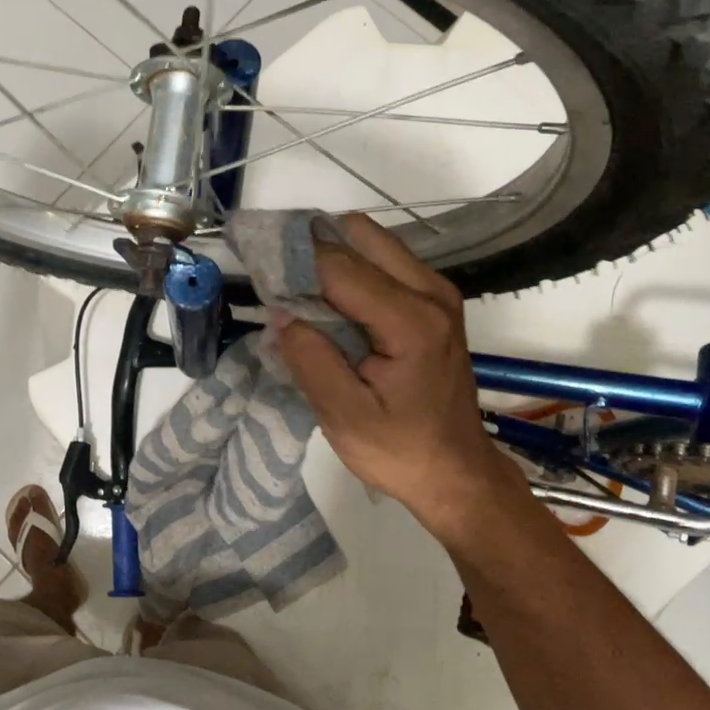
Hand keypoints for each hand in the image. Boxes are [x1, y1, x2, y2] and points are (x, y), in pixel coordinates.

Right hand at [275, 215, 527, 540]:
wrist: (455, 471)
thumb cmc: (400, 450)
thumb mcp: (345, 416)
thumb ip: (311, 359)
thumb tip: (280, 311)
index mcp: (412, 321)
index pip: (339, 267)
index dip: (292, 260)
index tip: (254, 262)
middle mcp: (431, 292)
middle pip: (358, 238)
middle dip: (310, 248)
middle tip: (271, 276)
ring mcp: (436, 292)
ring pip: (371, 242)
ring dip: (328, 255)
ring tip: (292, 287)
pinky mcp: (432, 300)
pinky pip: (382, 261)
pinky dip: (346, 268)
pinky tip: (322, 301)